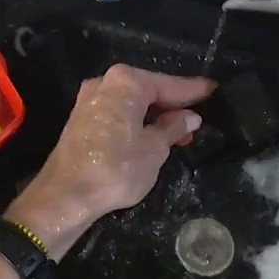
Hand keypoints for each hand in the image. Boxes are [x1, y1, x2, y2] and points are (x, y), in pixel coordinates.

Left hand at [7, 65, 213, 256]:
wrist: (65, 196)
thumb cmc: (116, 168)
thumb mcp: (154, 149)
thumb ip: (173, 128)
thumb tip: (189, 116)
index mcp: (126, 83)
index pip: (169, 84)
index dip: (193, 91)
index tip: (213, 89)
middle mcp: (104, 84)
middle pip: (148, 91)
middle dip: (173, 106)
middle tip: (198, 120)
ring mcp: (89, 102)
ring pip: (132, 104)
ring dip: (155, 118)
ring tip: (180, 134)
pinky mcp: (81, 121)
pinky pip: (117, 115)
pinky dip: (136, 124)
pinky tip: (152, 138)